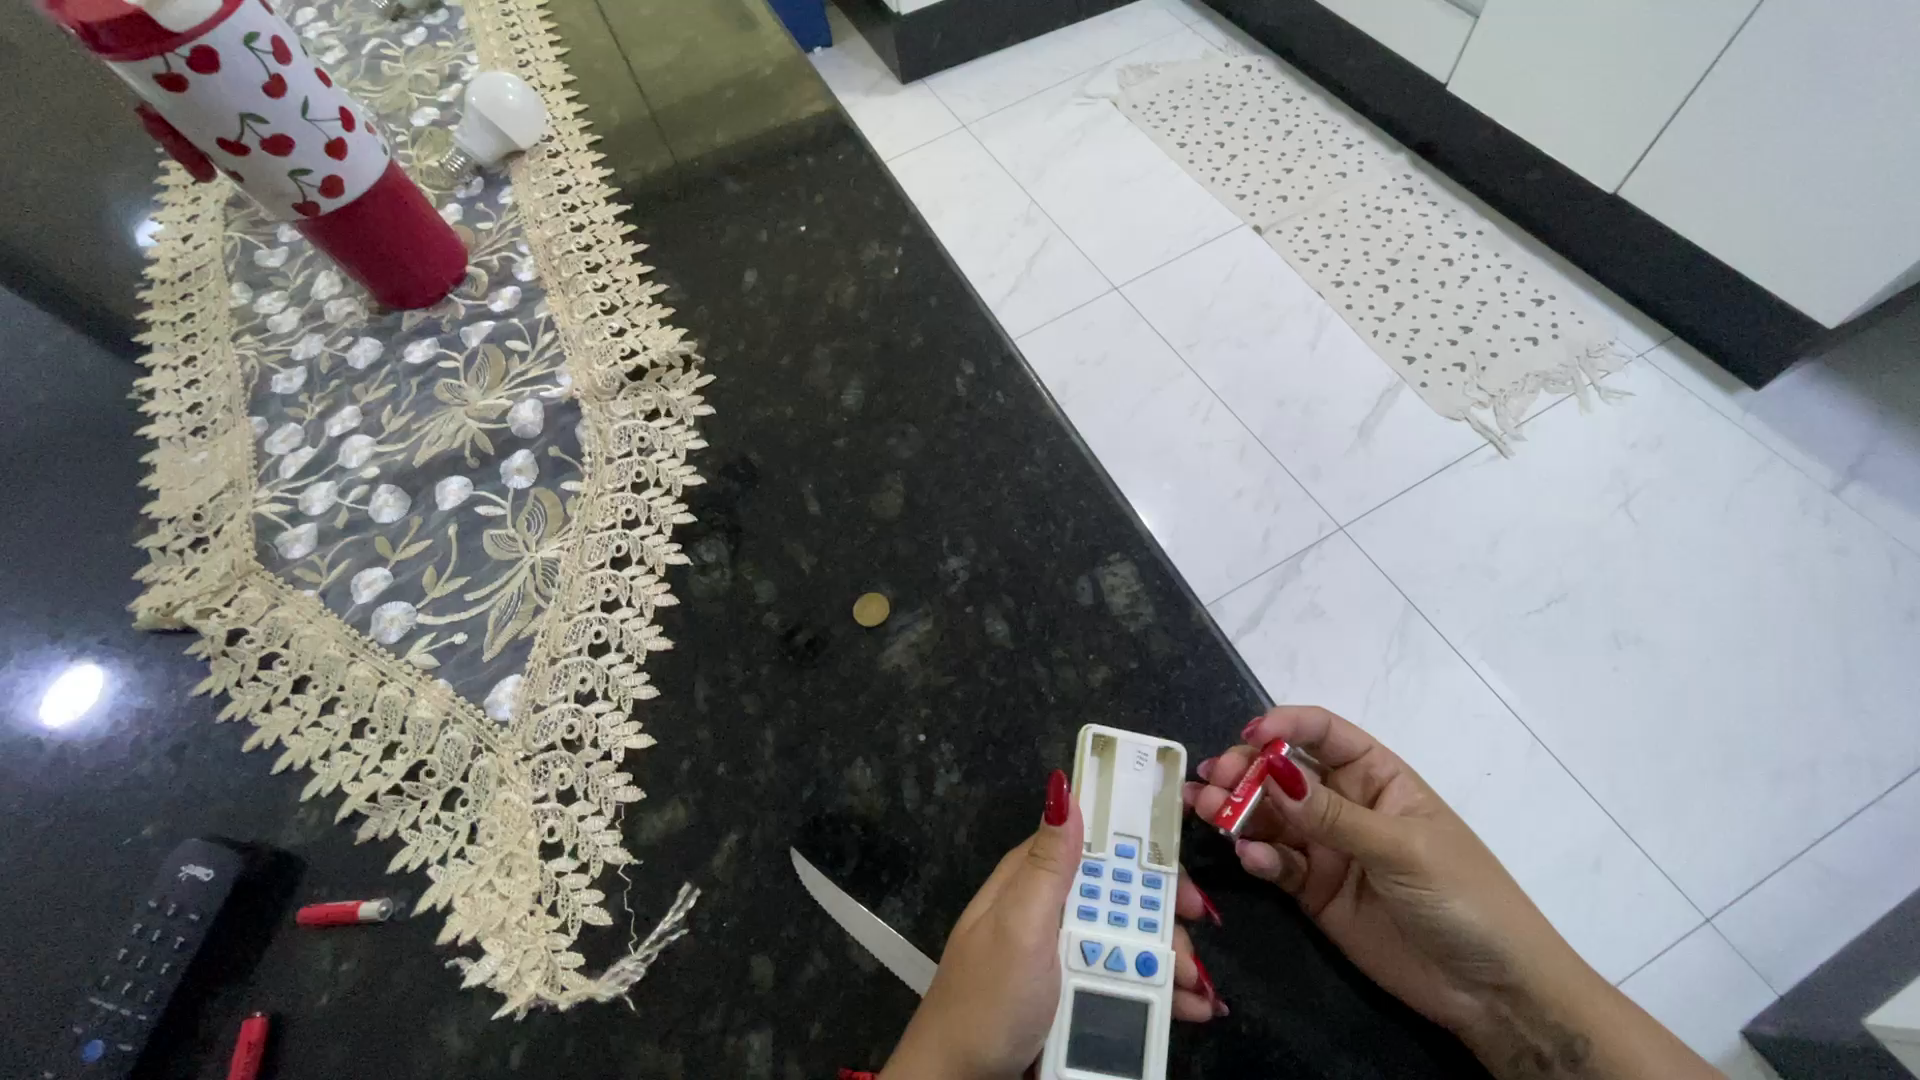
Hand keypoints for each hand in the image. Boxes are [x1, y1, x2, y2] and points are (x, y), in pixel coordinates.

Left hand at [881, 770, 1223, 1079]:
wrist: (960, 1079)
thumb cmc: (990, 998)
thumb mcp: (1020, 925)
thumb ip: (1047, 863)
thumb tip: (1063, 788)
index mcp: (1033, 879)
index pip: (1096, 845)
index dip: (1144, 856)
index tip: (1184, 886)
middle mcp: (1049, 907)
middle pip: (1122, 896)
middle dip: (1163, 919)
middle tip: (1190, 947)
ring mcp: (1062, 951)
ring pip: (1129, 939)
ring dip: (1168, 960)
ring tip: (1193, 990)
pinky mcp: (1071, 990)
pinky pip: (1124, 978)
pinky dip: (1158, 990)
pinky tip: (1188, 1007)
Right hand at [1186, 707, 1717, 1079]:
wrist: (1495, 994)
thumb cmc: (1466, 900)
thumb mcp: (1402, 849)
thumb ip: (1333, 815)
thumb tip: (1273, 771)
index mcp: (1376, 777)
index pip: (1323, 733)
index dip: (1285, 725)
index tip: (1250, 734)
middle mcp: (1344, 804)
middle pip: (1282, 771)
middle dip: (1245, 770)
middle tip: (1213, 780)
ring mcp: (1325, 847)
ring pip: (1267, 814)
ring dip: (1236, 809)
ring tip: (1208, 811)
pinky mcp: (1311, 888)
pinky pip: (1272, 860)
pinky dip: (1256, 856)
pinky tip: (1252, 859)